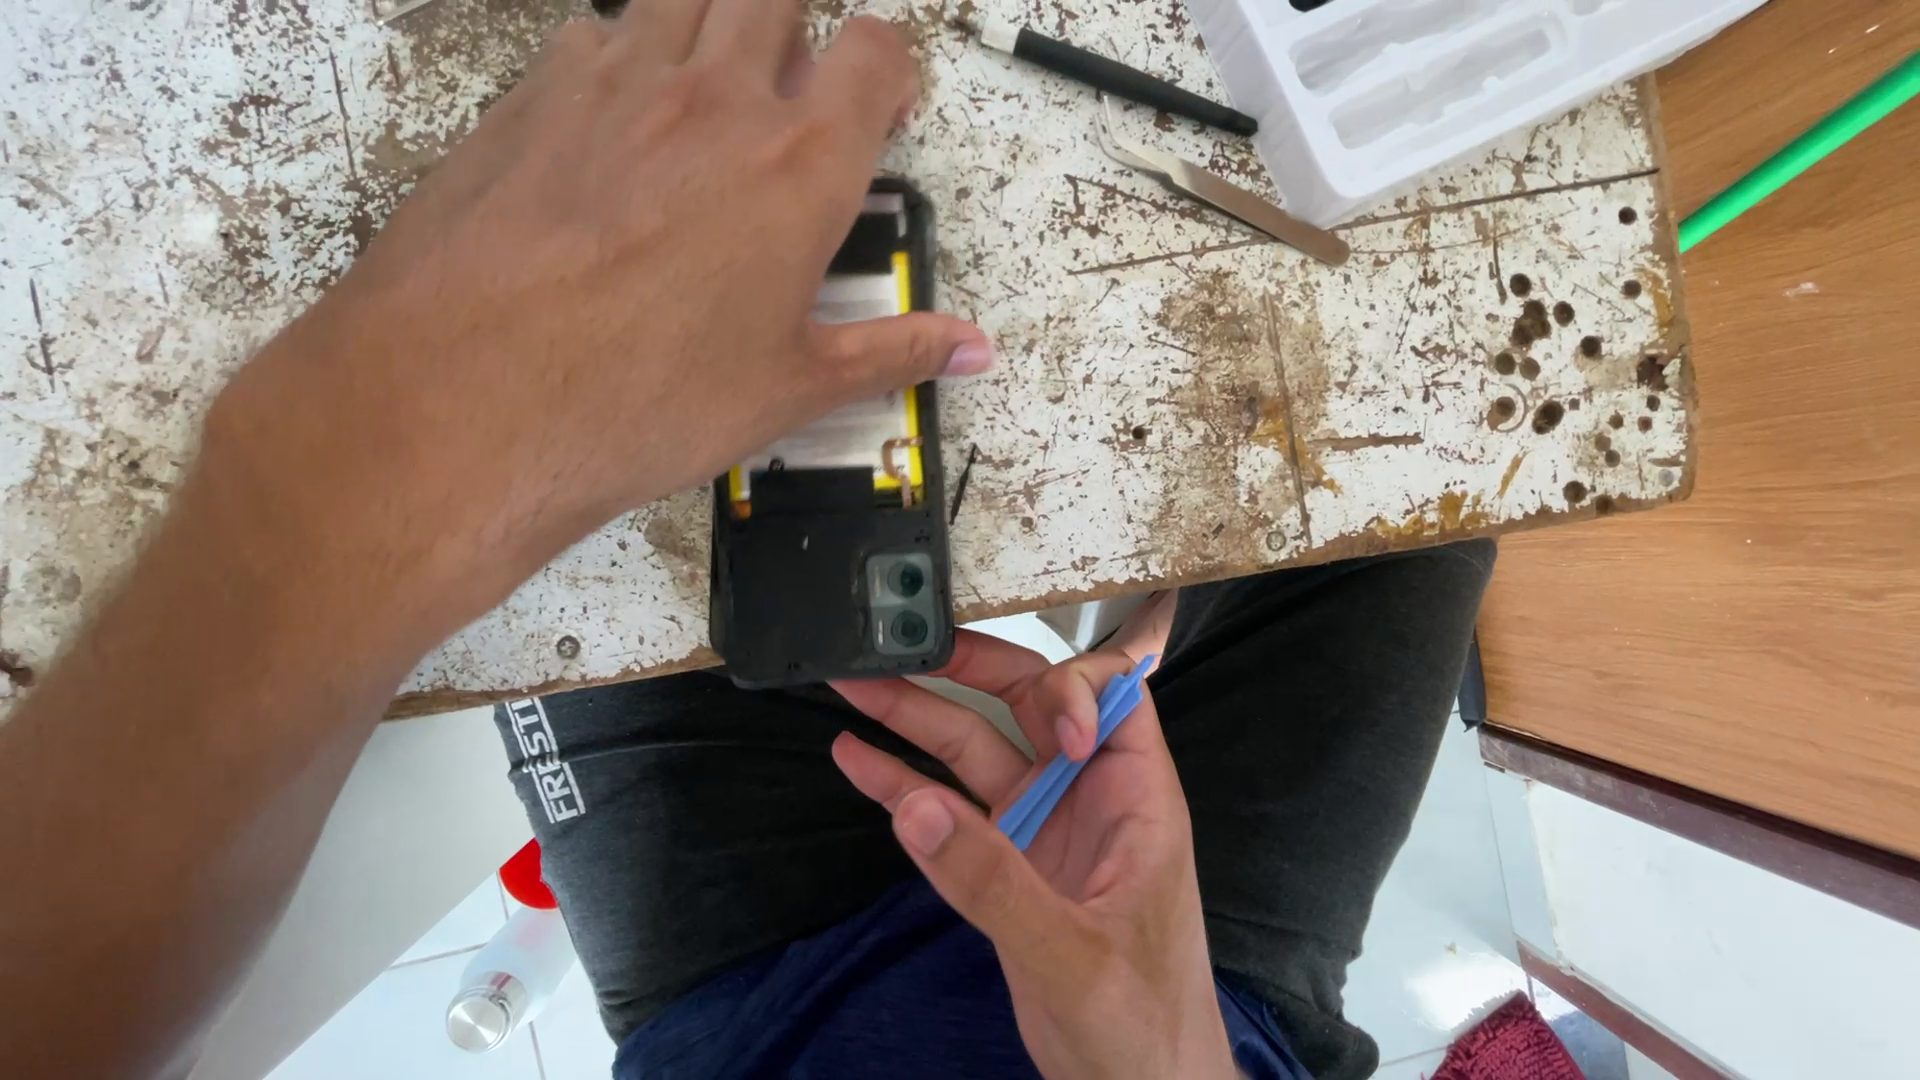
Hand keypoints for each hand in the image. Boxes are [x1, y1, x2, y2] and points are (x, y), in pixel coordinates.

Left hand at [203, 1, 991, 644]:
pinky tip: (626, 134)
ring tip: (719, 108)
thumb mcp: (796, 389)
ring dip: (720, 28)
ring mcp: (613, 82)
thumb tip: (973, 351)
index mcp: (797, 165)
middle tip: (801, 102)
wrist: (469, 402)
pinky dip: (633, 59)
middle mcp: (713, 97)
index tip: (887, 114)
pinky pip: (600, 37)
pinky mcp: (531, 97)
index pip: (876, 56)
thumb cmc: (652, 400)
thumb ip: (895, 351)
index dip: (894, 74)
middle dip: (804, 30)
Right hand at [832, 631, 1237, 1079]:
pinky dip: (901, 781)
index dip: (1077, 688)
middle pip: (1025, 704)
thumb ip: (996, 887)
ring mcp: (1035, 823)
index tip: (1047, 729)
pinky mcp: (1000, 858)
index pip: (1115, 697)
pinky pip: (945, 806)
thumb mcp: (1074, 961)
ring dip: (914, 717)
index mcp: (1133, 797)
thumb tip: (916, 808)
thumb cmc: (1140, 1029)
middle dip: (965, 670)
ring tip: (854, 684)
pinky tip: (856, 758)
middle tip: (901, 644)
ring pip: (973, 747)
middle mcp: (1082, 793)